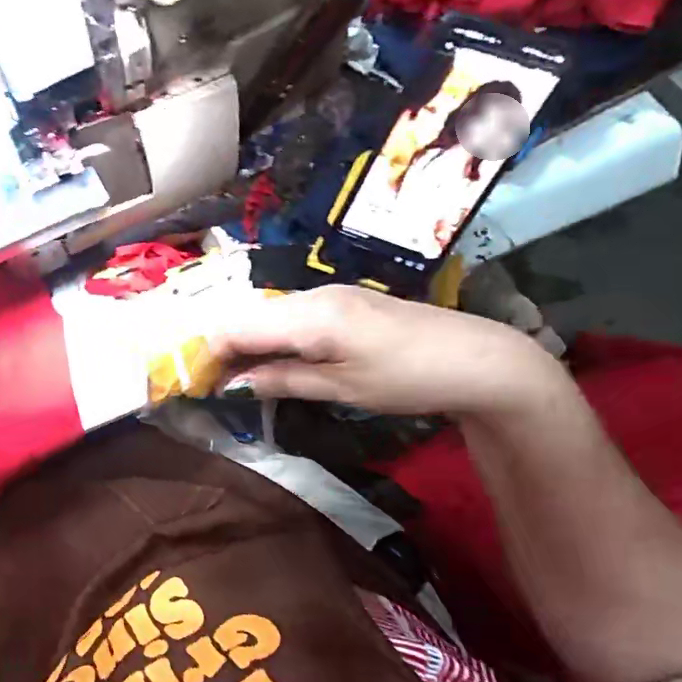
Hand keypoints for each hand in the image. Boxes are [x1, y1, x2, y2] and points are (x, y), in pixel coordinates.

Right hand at [208, 285, 566, 417]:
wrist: (482, 360)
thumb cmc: (409, 378)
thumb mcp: (342, 387)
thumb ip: (283, 380)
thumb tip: (234, 383)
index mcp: (310, 315)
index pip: (237, 326)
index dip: (211, 354)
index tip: (199, 384)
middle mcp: (313, 294)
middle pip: (247, 316)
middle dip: (226, 348)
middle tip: (217, 384)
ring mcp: (329, 293)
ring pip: (268, 313)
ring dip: (249, 342)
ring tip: (242, 376)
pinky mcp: (343, 301)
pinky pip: (290, 314)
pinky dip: (273, 336)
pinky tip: (277, 359)